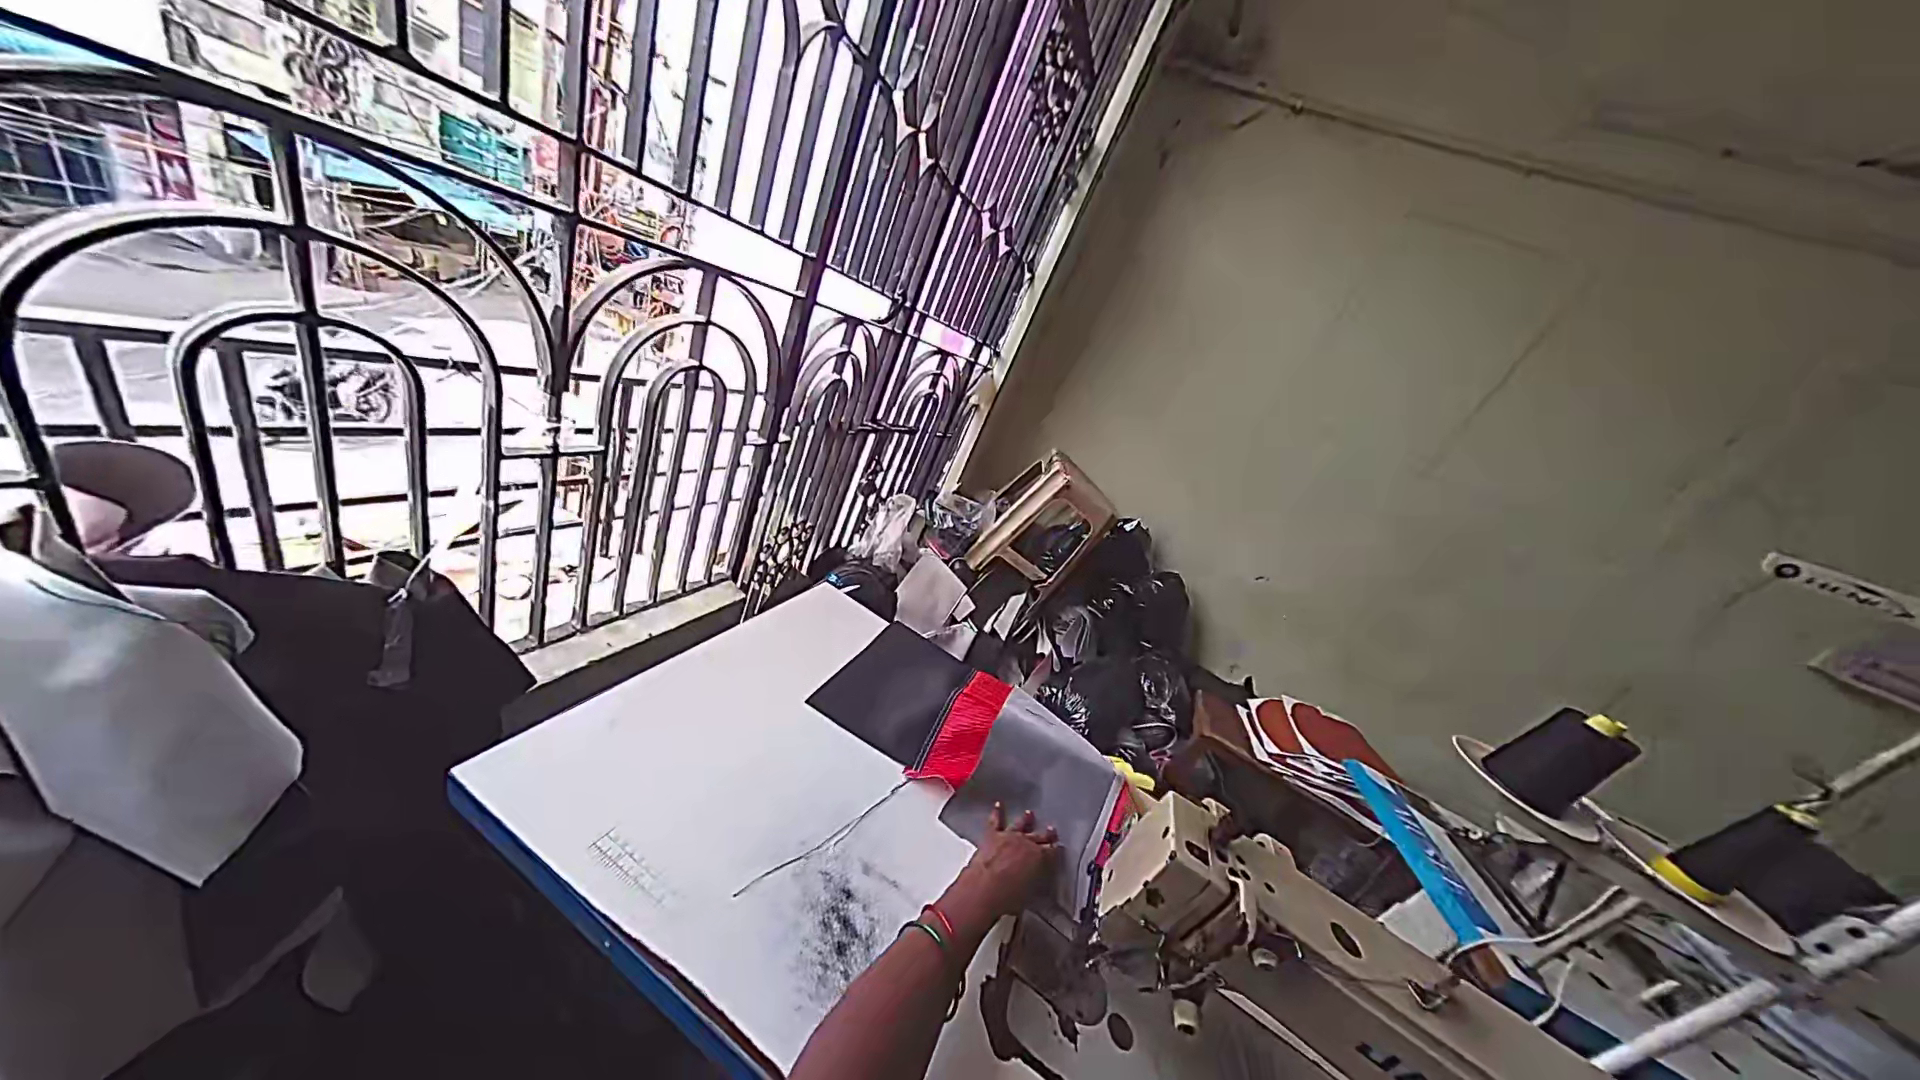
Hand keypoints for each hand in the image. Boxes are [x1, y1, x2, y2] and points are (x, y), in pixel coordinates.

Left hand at [939, 803, 1058, 934]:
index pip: (1052, 852)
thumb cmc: (1008, 897)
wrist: (984, 888)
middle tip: (1052, 830)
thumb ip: (1034, 881)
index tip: (1059, 849)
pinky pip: (995, 821)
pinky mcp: (992, 835)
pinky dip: (997, 813)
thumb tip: (1033, 881)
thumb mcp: (1029, 893)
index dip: (1056, 851)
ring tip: (1029, 814)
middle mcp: (1025, 843)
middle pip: (1039, 837)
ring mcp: (1008, 836)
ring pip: (1020, 825)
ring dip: (1025, 820)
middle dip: (1046, 835)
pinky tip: (998, 805)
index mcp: (1039, 858)